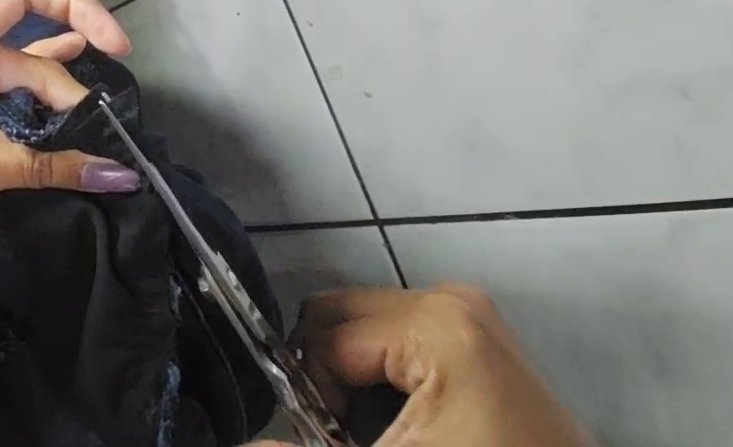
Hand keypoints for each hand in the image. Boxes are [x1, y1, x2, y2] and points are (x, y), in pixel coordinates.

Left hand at [0, 0, 142, 253]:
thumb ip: (40, 163)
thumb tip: (117, 171)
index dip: (76, 5)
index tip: (119, 47)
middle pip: (28, 55)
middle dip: (70, 92)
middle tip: (107, 142)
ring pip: (18, 87)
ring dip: (55, 110)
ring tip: (103, 134)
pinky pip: (0, 112)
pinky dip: (32, 125)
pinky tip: (65, 135)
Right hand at [255, 285, 589, 446]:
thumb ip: (305, 444)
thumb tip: (251, 443)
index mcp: (435, 323)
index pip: (322, 337)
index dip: (319, 393)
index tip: (340, 436)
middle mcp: (452, 300)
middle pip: (338, 316)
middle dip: (334, 375)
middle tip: (359, 432)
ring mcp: (471, 312)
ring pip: (363, 324)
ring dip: (358, 374)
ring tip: (391, 432)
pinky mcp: (481, 333)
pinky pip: (398, 333)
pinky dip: (388, 372)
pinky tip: (416, 421)